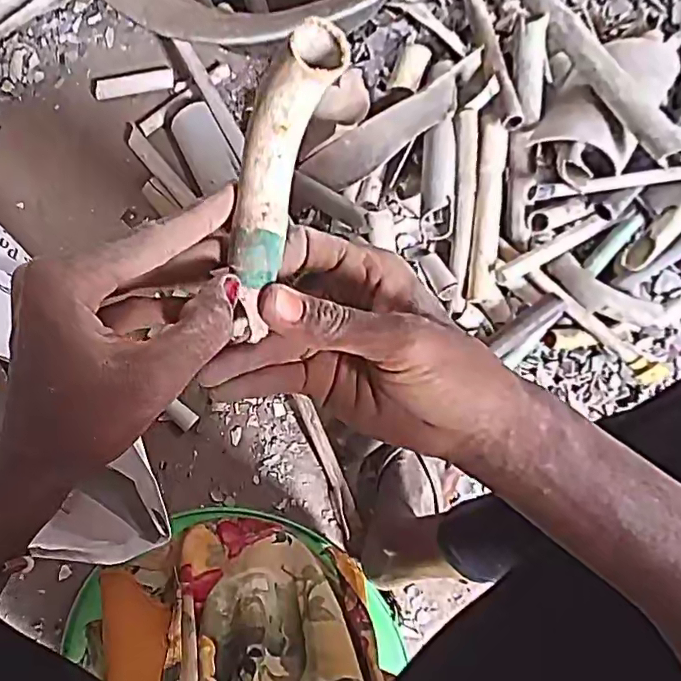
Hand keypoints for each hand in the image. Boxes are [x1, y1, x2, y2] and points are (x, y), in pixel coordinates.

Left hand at [0, 191, 238, 496]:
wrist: (37, 465)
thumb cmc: (70, 433)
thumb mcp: (150, 380)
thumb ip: (199, 331)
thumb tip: (227, 294)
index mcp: (60, 285)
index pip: (144, 244)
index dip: (197, 223)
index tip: (226, 201)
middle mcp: (51, 282)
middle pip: (138, 260)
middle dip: (193, 257)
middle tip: (237, 241)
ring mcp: (55, 300)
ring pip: (131, 282)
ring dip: (177, 285)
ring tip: (225, 276)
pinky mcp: (64, 319)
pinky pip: (119, 303)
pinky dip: (155, 308)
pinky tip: (192, 308)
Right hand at [196, 228, 546, 467]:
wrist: (471, 429)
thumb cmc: (462, 374)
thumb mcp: (399, 339)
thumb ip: (334, 322)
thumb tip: (280, 302)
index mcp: (368, 274)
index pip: (305, 252)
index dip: (266, 258)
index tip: (233, 271)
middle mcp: (341, 301)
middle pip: (278, 298)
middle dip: (242, 313)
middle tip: (209, 326)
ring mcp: (326, 339)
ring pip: (271, 340)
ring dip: (238, 353)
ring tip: (209, 364)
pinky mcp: (317, 373)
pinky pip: (276, 373)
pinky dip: (250, 379)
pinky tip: (227, 383)